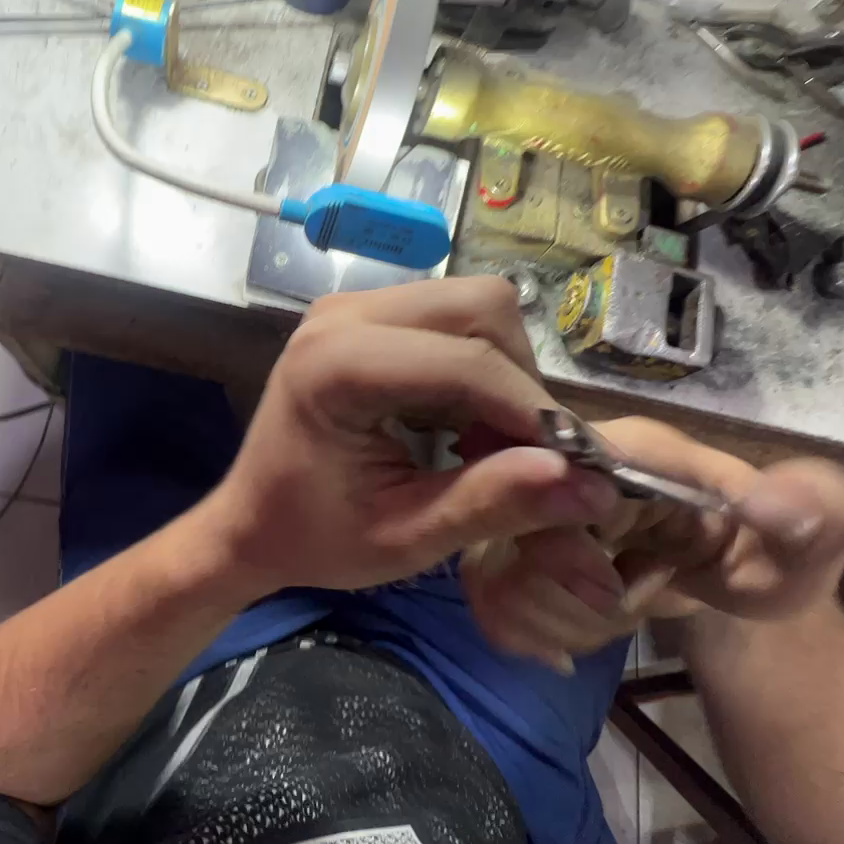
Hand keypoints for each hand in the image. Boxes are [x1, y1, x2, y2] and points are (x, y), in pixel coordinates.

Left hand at [185, 277, 625, 595]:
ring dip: (503, 371)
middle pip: (481, 307)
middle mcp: (343, 314)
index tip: (578, 465)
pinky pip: (452, 316)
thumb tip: (592, 485)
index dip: (532, 411)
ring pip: (475, 305)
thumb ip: (491, 504)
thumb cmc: (314, 537)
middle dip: (520, 380)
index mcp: (335, 364)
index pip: (465, 363)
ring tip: (490, 443)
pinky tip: (462, 423)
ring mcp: (353, 305)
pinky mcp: (366, 313)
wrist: (251, 520)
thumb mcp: (404, 538)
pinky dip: (479, 366)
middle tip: (523, 452)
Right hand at [461, 417, 843, 667]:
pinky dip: (538, 637)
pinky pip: (494, 608)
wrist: (726, 583)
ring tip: (622, 609)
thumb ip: (816, 506)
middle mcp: (558, 469)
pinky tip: (583, 633)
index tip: (615, 581)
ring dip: (567, 619)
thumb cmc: (766, 552)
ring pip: (498, 577)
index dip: (563, 523)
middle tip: (626, 599)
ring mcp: (525, 515)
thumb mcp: (813, 533)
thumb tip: (772, 507)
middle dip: (568, 589)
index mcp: (624, 446)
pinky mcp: (509, 560)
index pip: (550, 463)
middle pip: (508, 526)